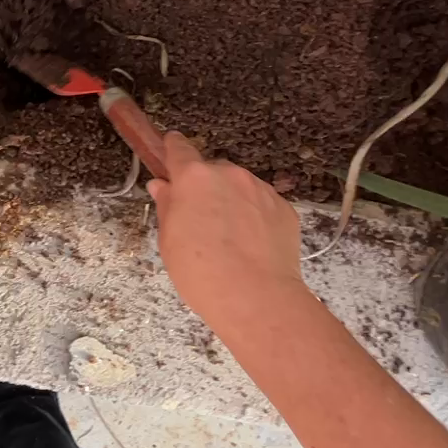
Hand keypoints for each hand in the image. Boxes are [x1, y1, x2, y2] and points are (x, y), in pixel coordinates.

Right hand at [146, 131, 308, 333]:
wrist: (257, 300)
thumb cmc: (201, 270)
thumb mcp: (168, 239)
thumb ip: (166, 205)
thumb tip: (162, 185)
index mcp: (193, 177)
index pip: (179, 147)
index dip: (173, 149)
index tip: (171, 153)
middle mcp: (228, 173)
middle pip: (212, 170)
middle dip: (206, 187)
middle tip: (202, 219)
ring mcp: (260, 189)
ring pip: (240, 186)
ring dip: (233, 201)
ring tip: (232, 238)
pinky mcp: (285, 208)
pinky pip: (263, 204)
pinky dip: (256, 216)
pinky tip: (253, 245)